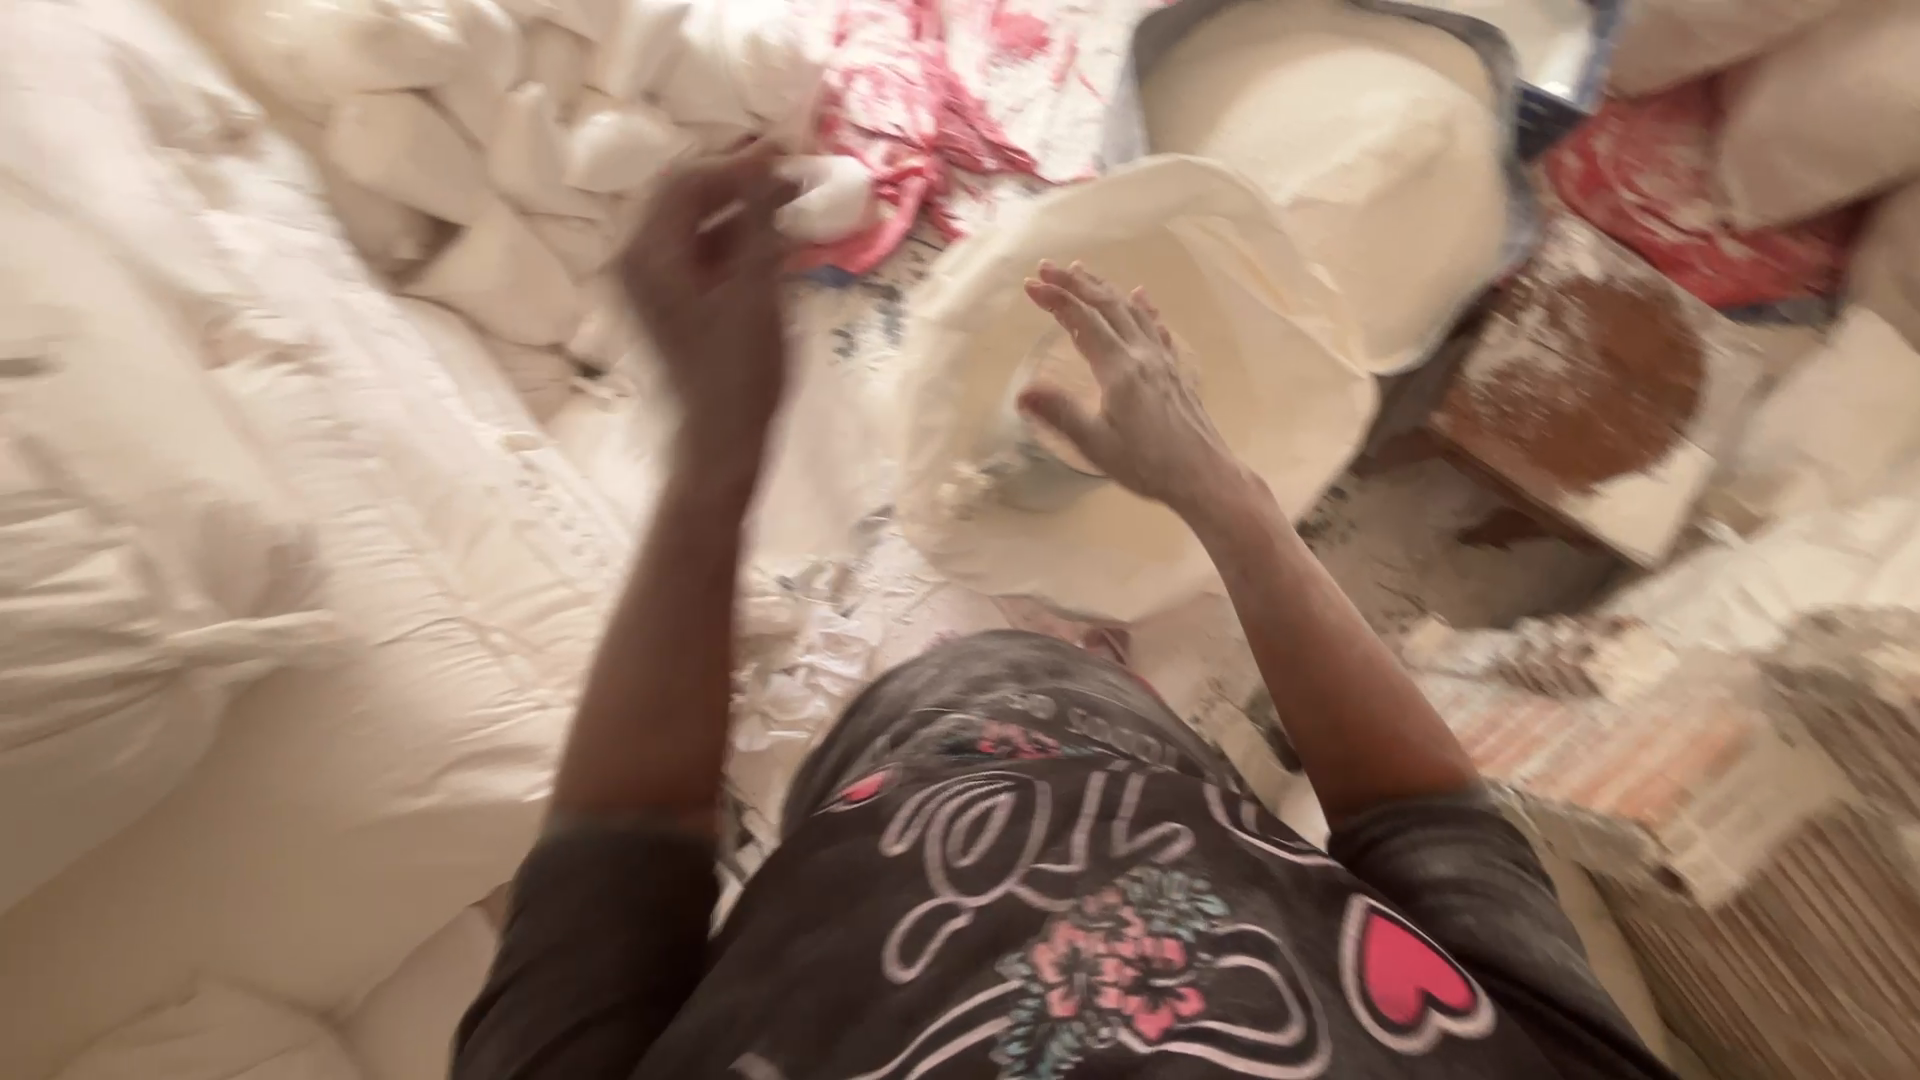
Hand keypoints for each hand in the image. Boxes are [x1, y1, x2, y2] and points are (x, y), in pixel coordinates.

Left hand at [620, 143, 797, 479]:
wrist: (716, 447)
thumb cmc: (738, 378)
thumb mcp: (757, 295)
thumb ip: (760, 225)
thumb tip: (773, 169)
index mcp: (645, 254)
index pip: (686, 180)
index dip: (738, 161)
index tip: (789, 153)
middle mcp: (632, 262)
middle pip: (680, 197)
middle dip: (735, 181)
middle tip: (787, 170)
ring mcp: (644, 288)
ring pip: (688, 227)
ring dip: (734, 212)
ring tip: (784, 204)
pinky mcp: (662, 309)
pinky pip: (692, 257)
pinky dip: (728, 244)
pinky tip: (766, 245)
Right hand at [1018, 261, 1252, 517]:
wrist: (1204, 475)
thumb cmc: (1147, 464)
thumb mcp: (1096, 444)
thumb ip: (1060, 413)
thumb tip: (1022, 392)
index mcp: (1119, 369)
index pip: (1082, 321)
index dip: (1056, 300)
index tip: (1030, 286)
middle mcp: (1142, 354)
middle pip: (1107, 305)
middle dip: (1076, 283)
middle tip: (1048, 267)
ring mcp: (1163, 360)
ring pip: (1132, 311)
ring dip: (1105, 288)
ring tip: (1085, 272)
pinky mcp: (1176, 371)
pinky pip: (1156, 328)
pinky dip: (1143, 308)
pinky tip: (1142, 298)